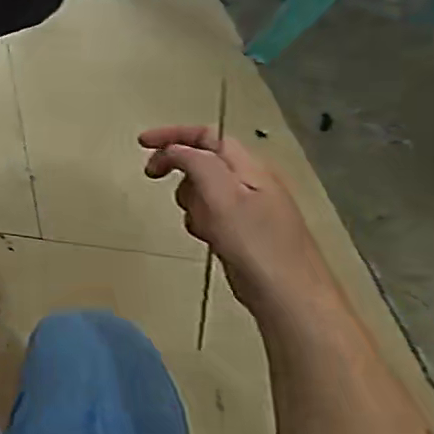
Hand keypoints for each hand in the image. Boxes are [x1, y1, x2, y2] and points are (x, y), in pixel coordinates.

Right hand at [139, 125, 337, 315]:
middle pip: (203, 160)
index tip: (142, 143)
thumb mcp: (222, 196)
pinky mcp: (243, 232)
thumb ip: (196, 164)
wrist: (290, 298)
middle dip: (178, 169)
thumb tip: (174, 149)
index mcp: (249, 167)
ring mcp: (249, 208)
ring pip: (203, 190)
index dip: (172, 134)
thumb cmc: (256, 244)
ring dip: (191, 201)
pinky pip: (211, 214)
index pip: (207, 136)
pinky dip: (201, 220)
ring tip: (198, 222)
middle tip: (154, 178)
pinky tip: (208, 238)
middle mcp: (251, 182)